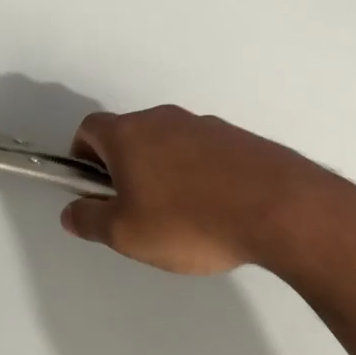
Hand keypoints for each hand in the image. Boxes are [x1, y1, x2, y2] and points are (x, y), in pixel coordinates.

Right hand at [61, 105, 345, 274]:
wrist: (283, 211)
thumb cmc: (189, 221)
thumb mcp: (125, 234)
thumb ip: (89, 221)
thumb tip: (71, 213)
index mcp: (128, 134)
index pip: (88, 129)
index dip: (82, 156)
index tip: (93, 187)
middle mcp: (164, 120)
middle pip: (131, 135)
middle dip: (125, 167)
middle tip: (134, 208)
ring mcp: (207, 127)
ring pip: (171, 144)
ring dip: (166, 171)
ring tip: (183, 217)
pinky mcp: (243, 141)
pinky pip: (207, 155)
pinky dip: (202, 176)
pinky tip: (218, 212)